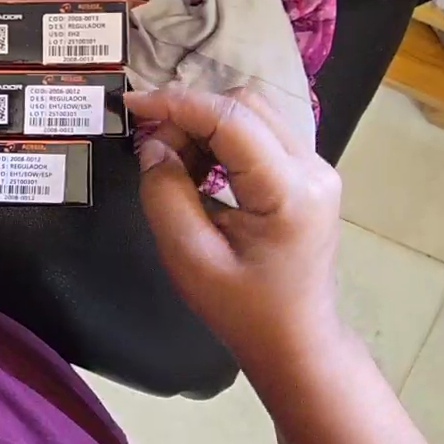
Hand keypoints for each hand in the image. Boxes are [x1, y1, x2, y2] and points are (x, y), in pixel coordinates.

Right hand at [127, 85, 343, 374]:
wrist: (294, 340)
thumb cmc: (241, 307)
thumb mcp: (188, 255)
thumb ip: (164, 193)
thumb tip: (153, 146)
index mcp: (289, 191)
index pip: (230, 120)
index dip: (175, 103)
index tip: (130, 104)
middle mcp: (312, 168)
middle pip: (244, 105)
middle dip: (188, 114)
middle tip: (151, 148)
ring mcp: (314, 168)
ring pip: (250, 112)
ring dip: (201, 125)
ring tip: (171, 162)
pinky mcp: (304, 173)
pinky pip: (256, 132)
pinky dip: (217, 138)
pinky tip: (196, 168)